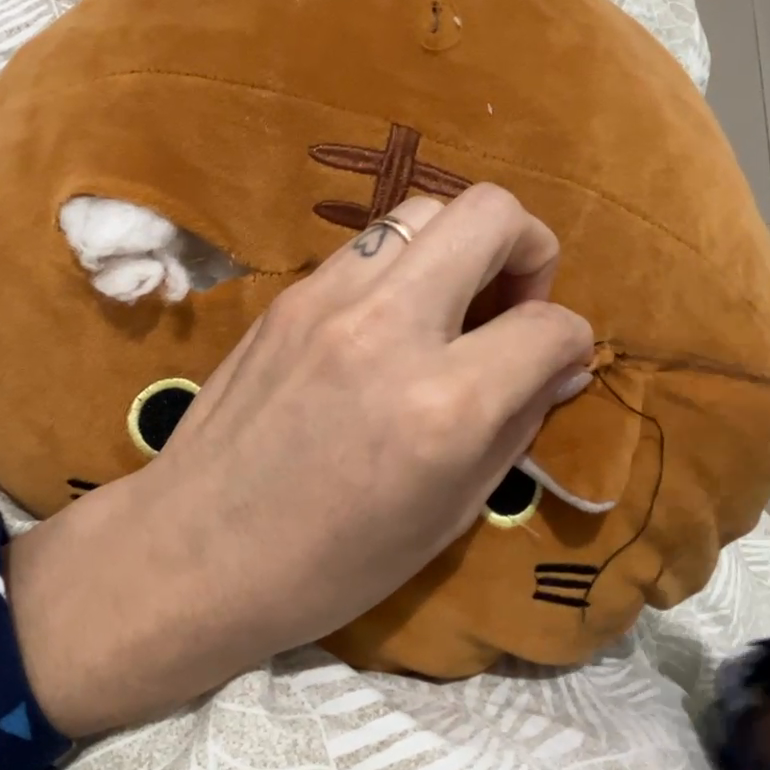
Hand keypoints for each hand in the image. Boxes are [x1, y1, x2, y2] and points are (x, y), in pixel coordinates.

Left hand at [5, 184, 594, 737]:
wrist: (197, 549)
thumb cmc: (332, 561)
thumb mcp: (450, 514)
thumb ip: (517, 424)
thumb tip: (561, 365)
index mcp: (444, 403)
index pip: (549, 324)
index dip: (573, 341)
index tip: (556, 363)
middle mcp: (389, 327)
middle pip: (490, 213)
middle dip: (529, 248)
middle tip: (512, 304)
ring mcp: (329, 298)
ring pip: (425, 208)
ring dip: (460, 246)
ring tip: (451, 306)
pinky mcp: (288, 293)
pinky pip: (369, 245)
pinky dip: (403, 264)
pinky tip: (389, 319)